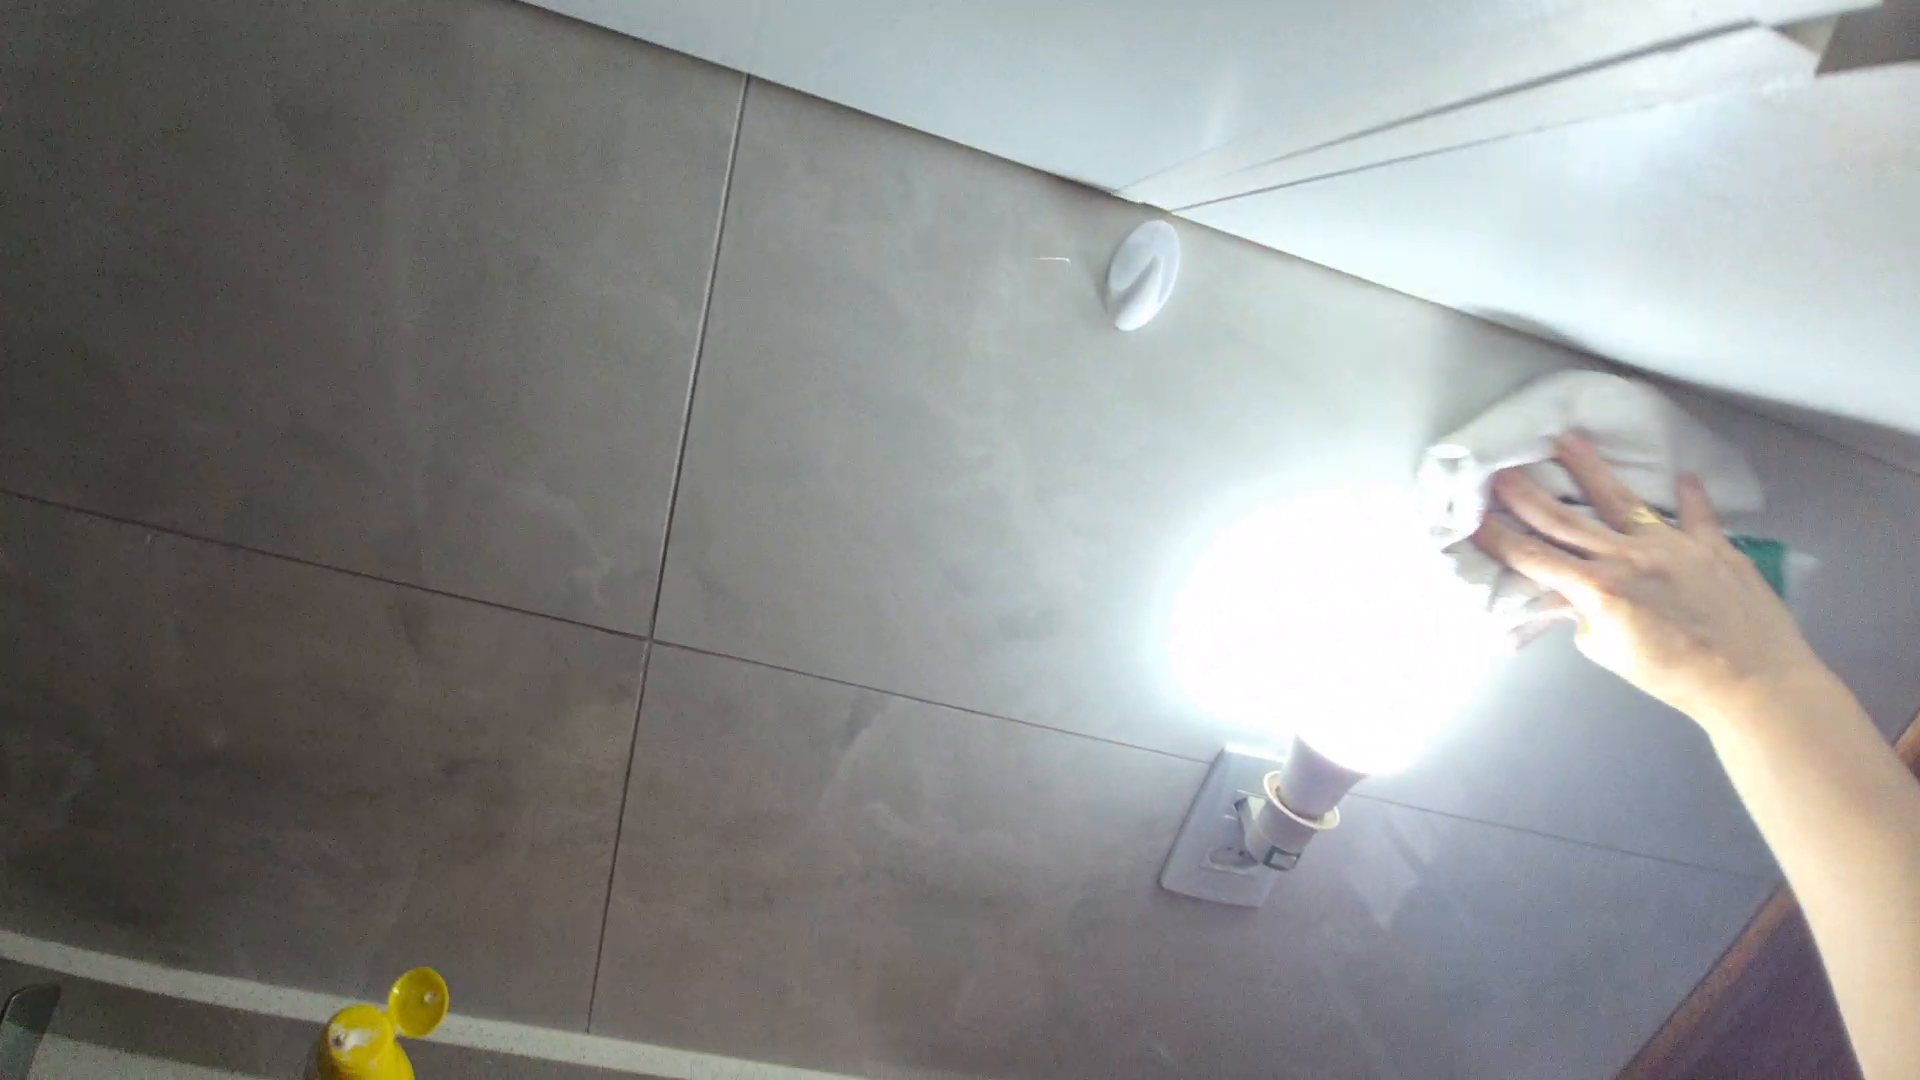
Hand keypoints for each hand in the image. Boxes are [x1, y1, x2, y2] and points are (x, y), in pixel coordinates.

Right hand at [1472, 432, 1832, 731]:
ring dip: (1588, 469)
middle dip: (1525, 494)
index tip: (1471, 518)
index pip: (1531, 556)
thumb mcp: (1604, 649)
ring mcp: (1671, 547)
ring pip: (1619, 501)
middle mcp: (1625, 558)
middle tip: (1500, 469)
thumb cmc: (1670, 675)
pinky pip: (1699, 516)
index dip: (1496, 536)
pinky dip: (1691, 497)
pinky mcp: (1713, 548)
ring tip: (1566, 440)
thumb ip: (1584, 612)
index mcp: (1594, 588)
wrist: (1756, 684)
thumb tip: (1577, 593)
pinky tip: (1684, 477)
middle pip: (1563, 520)